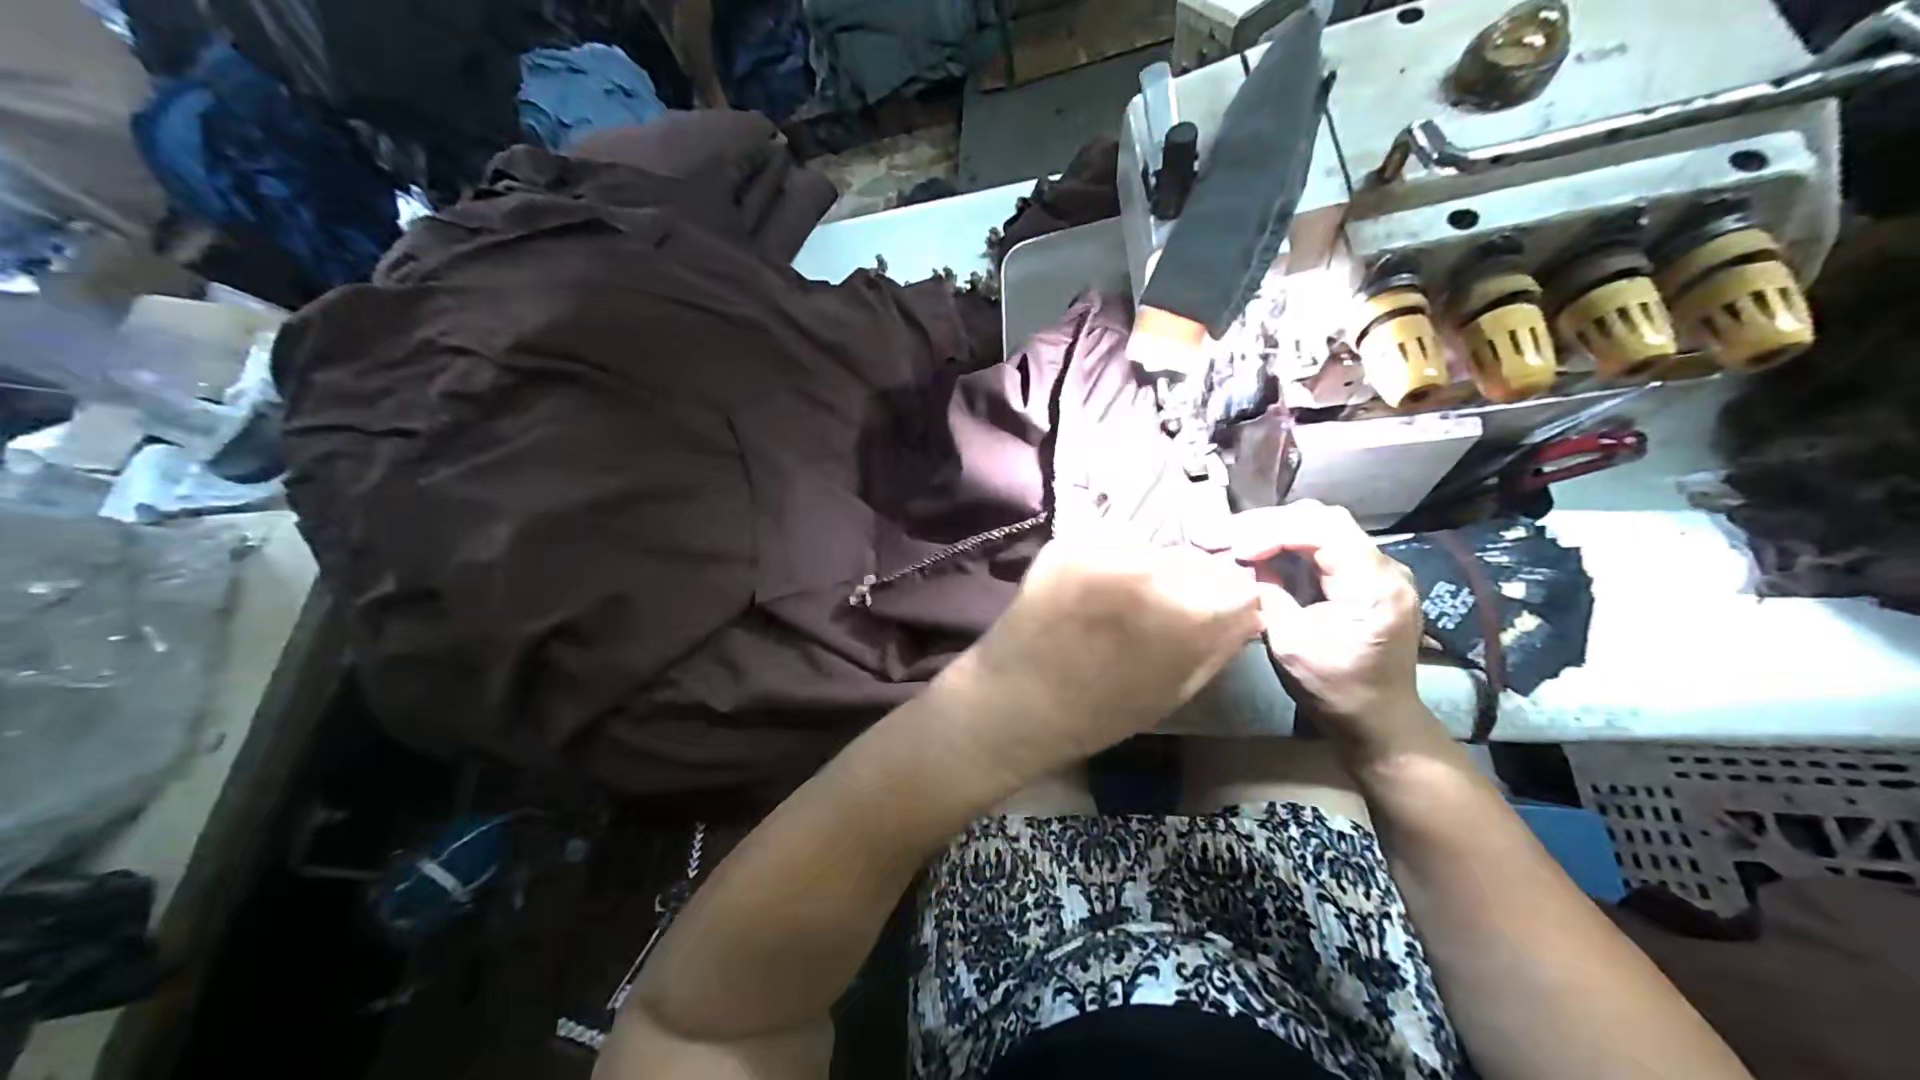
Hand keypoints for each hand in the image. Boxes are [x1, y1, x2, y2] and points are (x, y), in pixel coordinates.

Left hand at [962, 537, 1261, 772]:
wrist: (1012, 702)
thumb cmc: (1099, 713)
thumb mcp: (1177, 689)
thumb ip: (1219, 641)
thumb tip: (1245, 609)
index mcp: (1191, 612)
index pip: (1240, 584)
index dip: (1228, 603)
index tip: (1210, 618)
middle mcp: (1154, 568)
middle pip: (1199, 559)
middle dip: (1193, 582)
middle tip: (1162, 612)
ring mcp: (1106, 550)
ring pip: (1156, 548)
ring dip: (1152, 570)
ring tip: (1121, 605)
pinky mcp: (1069, 542)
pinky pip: (1114, 545)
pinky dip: (1113, 564)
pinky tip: (1093, 594)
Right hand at [1231, 502, 1441, 762]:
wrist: (1378, 722)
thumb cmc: (1334, 690)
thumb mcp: (1291, 644)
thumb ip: (1269, 595)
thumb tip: (1245, 564)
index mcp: (1374, 585)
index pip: (1322, 530)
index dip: (1273, 533)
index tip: (1238, 552)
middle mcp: (1386, 568)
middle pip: (1323, 519)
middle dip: (1271, 525)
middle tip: (1229, 538)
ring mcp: (1381, 572)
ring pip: (1325, 528)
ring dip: (1279, 532)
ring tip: (1241, 544)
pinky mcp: (1369, 580)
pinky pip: (1329, 548)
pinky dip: (1293, 547)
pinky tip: (1265, 556)